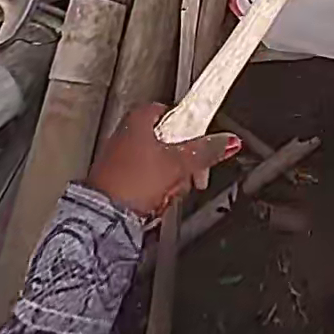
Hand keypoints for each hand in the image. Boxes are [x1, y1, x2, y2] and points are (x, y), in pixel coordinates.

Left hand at [86, 103, 239, 217]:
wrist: (105, 218)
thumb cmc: (132, 182)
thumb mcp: (178, 163)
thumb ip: (206, 150)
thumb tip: (229, 140)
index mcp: (140, 117)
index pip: (178, 114)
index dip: (194, 132)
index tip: (202, 147)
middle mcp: (130, 131)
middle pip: (173, 141)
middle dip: (184, 163)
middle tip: (188, 175)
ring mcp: (124, 155)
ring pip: (164, 163)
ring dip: (173, 179)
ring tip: (168, 191)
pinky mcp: (122, 177)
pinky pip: (151, 179)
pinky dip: (158, 190)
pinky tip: (157, 200)